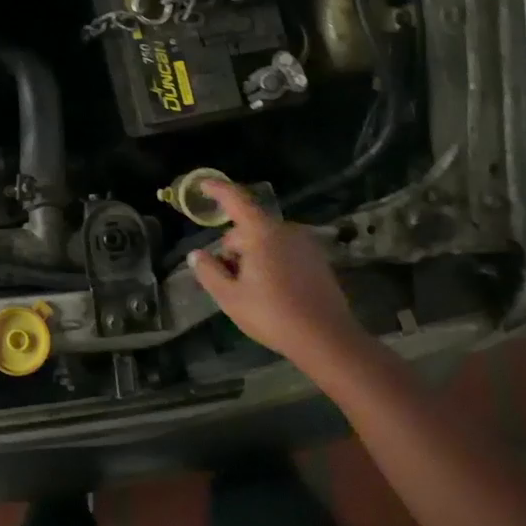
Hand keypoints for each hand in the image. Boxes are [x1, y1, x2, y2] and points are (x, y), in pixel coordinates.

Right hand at [187, 181, 369, 375]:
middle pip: (249, 228)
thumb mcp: (231, 297)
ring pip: (267, 240)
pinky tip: (272, 292)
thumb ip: (209, 272)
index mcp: (262, 232)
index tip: (202, 185)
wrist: (328, 339)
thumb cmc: (273, 315)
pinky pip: (285, 250)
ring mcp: (305, 244)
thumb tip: (197, 254)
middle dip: (233, 247)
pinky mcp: (318, 260)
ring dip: (252, 256)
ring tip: (250, 290)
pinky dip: (271, 261)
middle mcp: (286, 230)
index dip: (217, 190)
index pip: (235, 200)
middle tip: (227, 279)